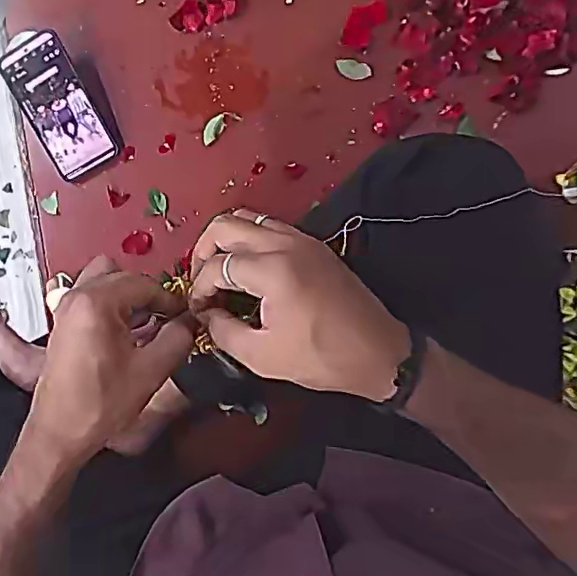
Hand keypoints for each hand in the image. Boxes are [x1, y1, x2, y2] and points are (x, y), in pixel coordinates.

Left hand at [24, 261, 195, 466]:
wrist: (60, 434)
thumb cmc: (97, 406)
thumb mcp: (151, 370)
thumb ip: (178, 338)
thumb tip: (189, 322)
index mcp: (96, 302)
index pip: (144, 283)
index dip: (170, 299)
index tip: (184, 314)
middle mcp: (76, 298)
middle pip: (123, 275)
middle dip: (149, 294)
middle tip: (169, 317)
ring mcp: (66, 310)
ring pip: (104, 280)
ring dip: (127, 295)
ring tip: (146, 321)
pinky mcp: (64, 324)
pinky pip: (92, 297)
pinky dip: (112, 305)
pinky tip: (127, 332)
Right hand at [187, 211, 409, 400]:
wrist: (379, 351)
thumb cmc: (322, 358)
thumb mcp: (263, 356)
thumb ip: (224, 332)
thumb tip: (206, 314)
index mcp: (273, 270)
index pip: (217, 265)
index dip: (198, 288)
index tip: (197, 310)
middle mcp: (285, 243)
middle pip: (226, 225)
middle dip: (203, 251)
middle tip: (200, 281)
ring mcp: (302, 239)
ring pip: (248, 218)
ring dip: (226, 240)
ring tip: (219, 271)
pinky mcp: (313, 244)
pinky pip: (269, 226)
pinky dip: (249, 239)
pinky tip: (247, 269)